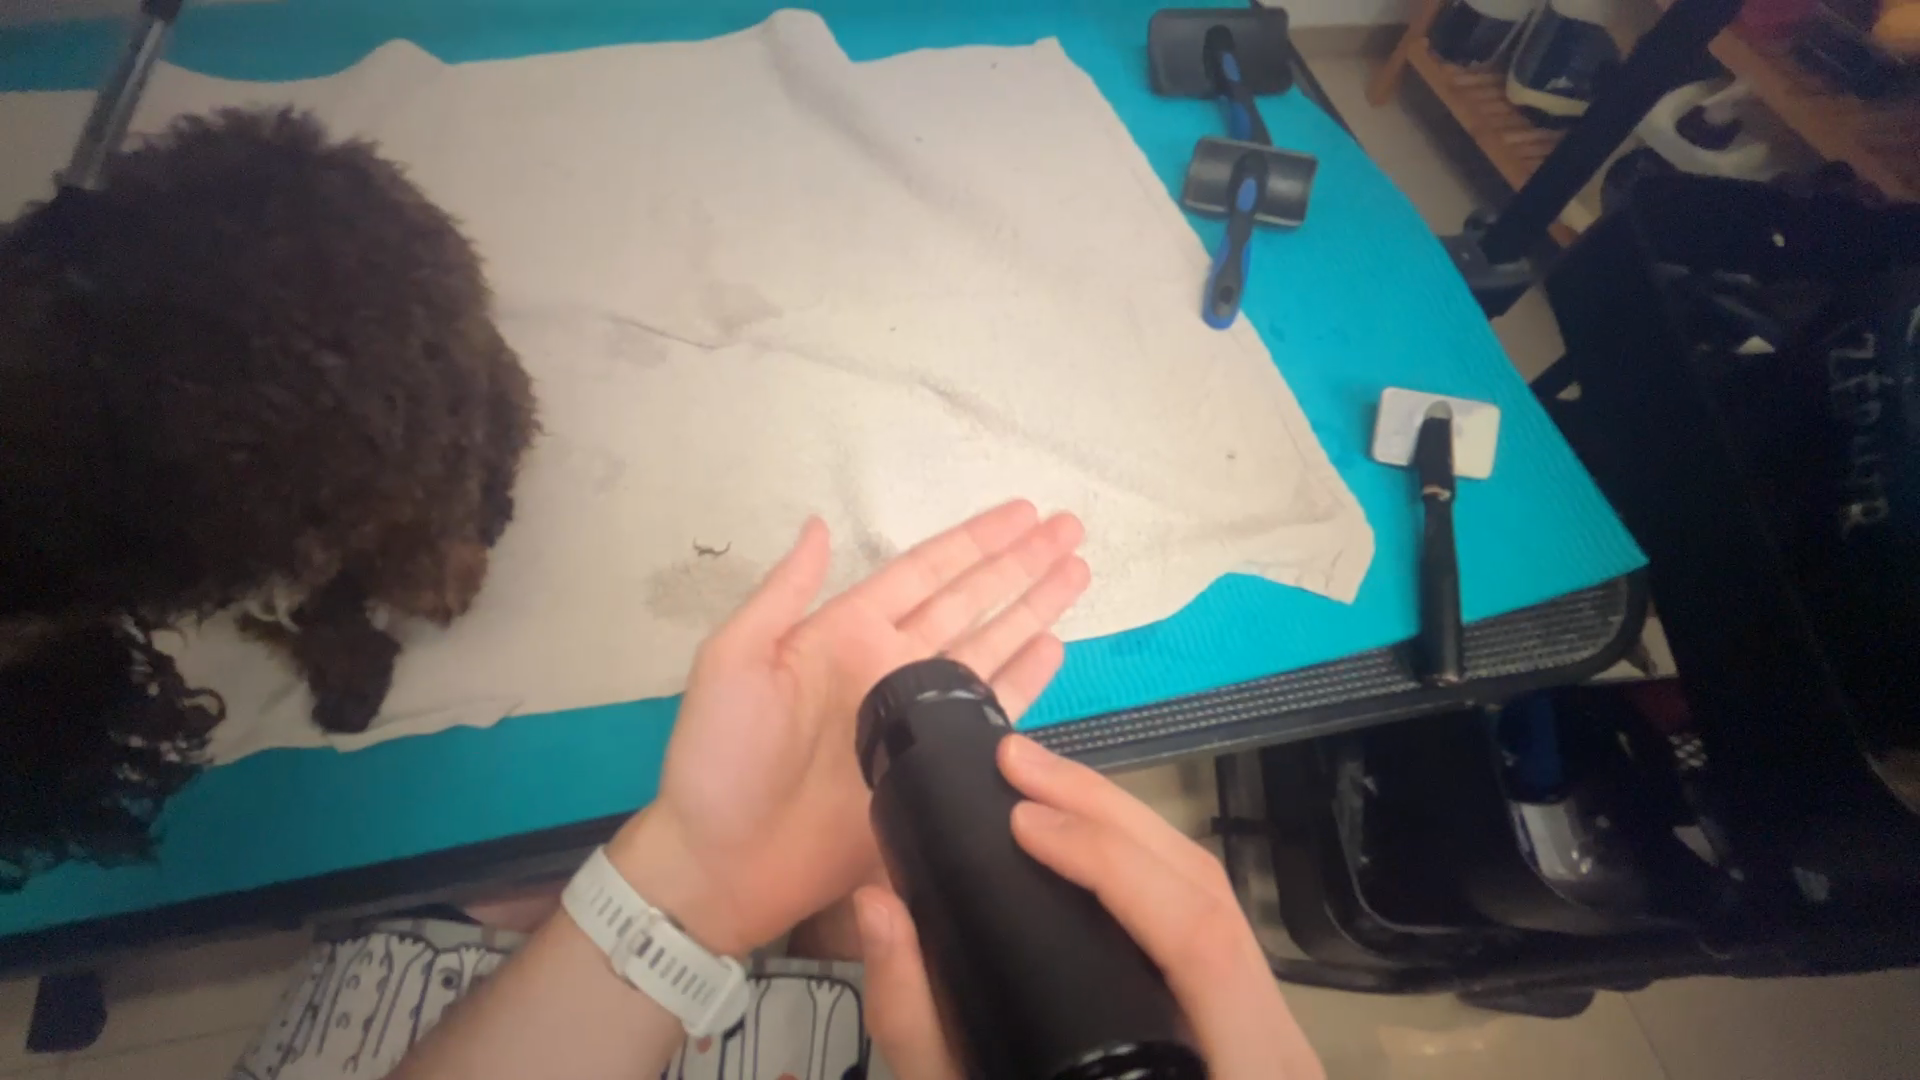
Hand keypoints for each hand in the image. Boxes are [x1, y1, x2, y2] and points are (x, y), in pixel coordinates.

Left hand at [606, 501, 1088, 955]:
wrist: (725, 862)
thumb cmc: (722, 757)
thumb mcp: (734, 661)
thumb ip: (782, 595)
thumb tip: (819, 523)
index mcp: (851, 631)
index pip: (928, 572)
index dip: (977, 540)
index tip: (1024, 512)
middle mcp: (894, 661)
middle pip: (973, 600)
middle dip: (1022, 563)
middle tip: (1070, 528)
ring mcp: (919, 713)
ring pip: (992, 645)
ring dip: (1035, 609)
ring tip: (1077, 573)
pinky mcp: (934, 762)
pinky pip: (991, 710)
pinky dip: (1026, 679)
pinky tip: (1055, 648)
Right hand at [855, 735, 1324, 1079]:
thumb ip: (922, 1029)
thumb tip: (879, 907)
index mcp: (1238, 1070)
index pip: (1195, 934)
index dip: (1108, 860)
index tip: (1019, 822)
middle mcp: (1267, 1035)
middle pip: (1201, 882)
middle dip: (1102, 806)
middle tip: (1013, 761)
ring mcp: (1260, 1013)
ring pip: (1201, 880)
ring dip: (1114, 814)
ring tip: (1034, 775)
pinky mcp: (1233, 1000)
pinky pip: (1187, 901)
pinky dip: (1127, 849)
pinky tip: (1075, 826)